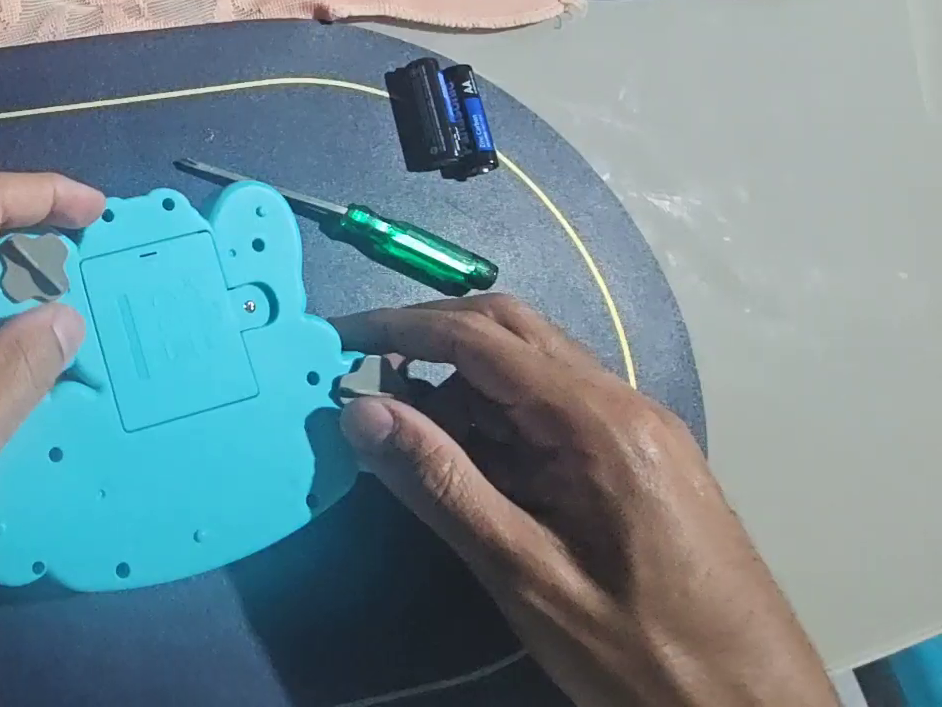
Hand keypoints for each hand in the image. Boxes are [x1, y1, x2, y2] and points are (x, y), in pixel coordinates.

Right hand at [333, 296, 836, 706]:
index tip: (337, 337)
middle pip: (506, 327)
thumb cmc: (644, 656)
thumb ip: (438, 482)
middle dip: (426, 335)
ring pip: (523, 361)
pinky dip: (488, 411)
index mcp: (599, 424)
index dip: (399, 329)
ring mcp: (632, 427)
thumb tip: (358, 410)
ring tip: (412, 431)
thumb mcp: (524, 573)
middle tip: (365, 366)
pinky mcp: (631, 453)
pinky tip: (467, 458)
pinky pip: (543, 401)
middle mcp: (621, 404)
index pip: (479, 339)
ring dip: (456, 378)